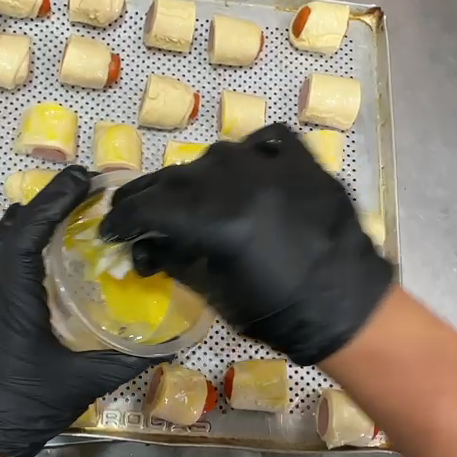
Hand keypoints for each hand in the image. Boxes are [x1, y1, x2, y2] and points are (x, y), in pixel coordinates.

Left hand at [0, 166, 161, 456]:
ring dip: (36, 219)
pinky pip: (3, 257)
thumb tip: (169, 345)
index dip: (57, 199)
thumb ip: (125, 360)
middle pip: (16, 225)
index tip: (84, 178)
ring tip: (73, 210)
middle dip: (50, 201)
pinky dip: (26, 240)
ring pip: (5, 240)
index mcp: (13, 293)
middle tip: (88, 189)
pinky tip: (51, 249)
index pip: (31, 229)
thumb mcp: (82, 382)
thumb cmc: (24, 404)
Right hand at [99, 123, 391, 364]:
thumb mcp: (212, 293)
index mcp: (215, 219)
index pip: (149, 208)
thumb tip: (145, 245)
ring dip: (191, 180)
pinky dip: (241, 157)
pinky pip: (259, 144)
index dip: (122, 220)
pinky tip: (238, 174)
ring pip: (212, 160)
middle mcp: (238, 181)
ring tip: (186, 202)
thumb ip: (173, 259)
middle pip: (174, 179)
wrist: (347, 306)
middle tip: (134, 216)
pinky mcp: (301, 159)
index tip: (110, 231)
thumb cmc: (277, 312)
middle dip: (148, 199)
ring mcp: (272, 164)